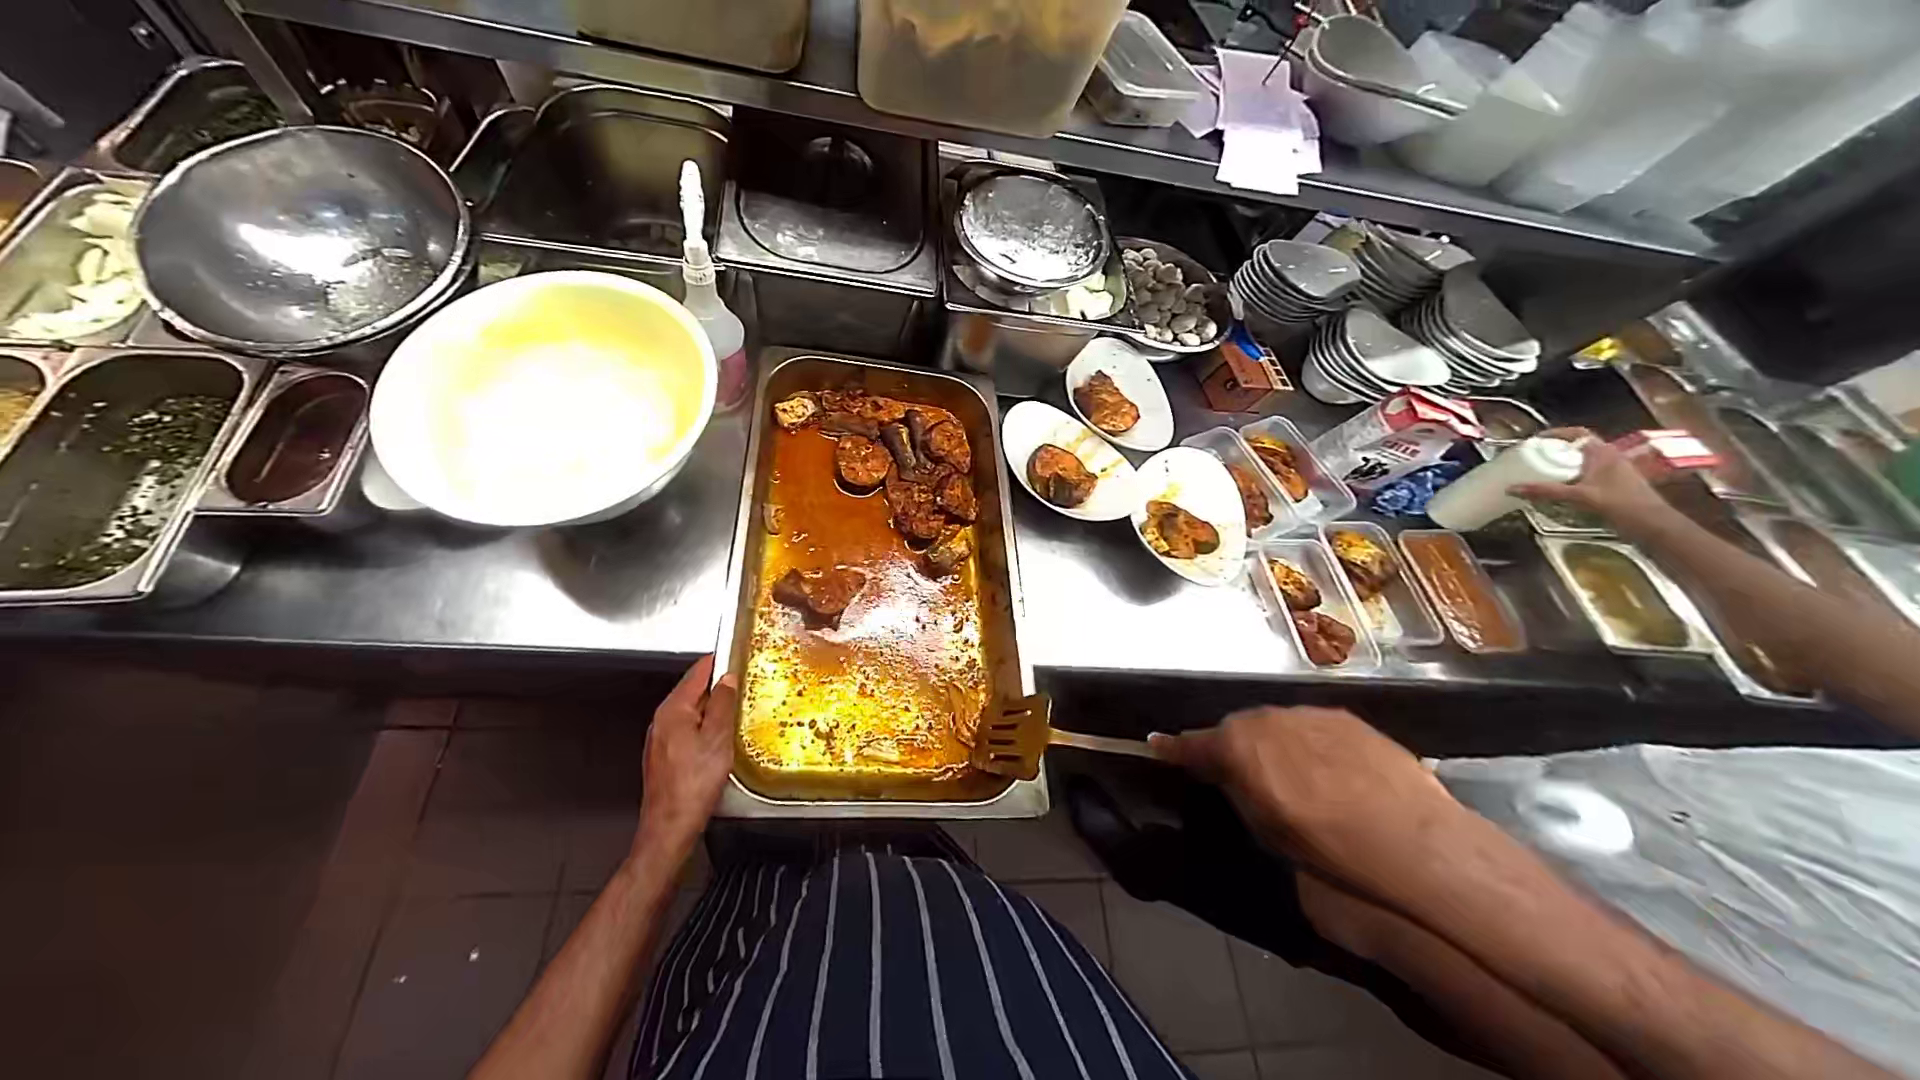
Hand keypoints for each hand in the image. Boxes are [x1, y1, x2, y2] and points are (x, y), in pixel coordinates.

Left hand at [634, 655, 736, 859]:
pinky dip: (706, 725)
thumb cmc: (692, 786)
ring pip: (692, 711)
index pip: (697, 672)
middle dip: (718, 684)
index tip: (735, 652)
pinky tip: (722, 736)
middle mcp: (662, 721)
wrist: (669, 827)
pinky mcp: (665, 755)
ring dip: (714, 706)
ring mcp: (661, 739)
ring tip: (738, 707)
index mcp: (673, 711)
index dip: (718, 660)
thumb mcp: (717, 738)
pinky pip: (688, 729)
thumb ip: (724, 704)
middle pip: (693, 691)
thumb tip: (728, 679)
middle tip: (744, 681)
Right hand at [1150, 706, 1464, 893]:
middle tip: (1238, 776)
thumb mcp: (1262, 832)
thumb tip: (1224, 779)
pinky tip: (1328, 770)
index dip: (1176, 750)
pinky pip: (1313, 726)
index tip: (1159, 748)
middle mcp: (1267, 718)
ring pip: (1276, 723)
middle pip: (1237, 728)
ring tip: (1290, 776)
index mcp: (1236, 745)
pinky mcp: (1349, 719)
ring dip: (1273, 742)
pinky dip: (1309, 742)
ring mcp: (1310, 715)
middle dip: (1233, 747)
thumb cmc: (1325, 855)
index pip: (1194, 743)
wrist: (1414, 850)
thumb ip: (1234, 792)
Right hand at [1508, 428, 1674, 537]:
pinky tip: (1565, 486)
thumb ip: (1545, 491)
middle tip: (1537, 456)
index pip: (1579, 434)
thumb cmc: (1617, 503)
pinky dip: (1576, 474)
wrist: (1651, 522)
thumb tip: (1511, 488)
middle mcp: (1611, 457)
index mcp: (1603, 453)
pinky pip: (1592, 472)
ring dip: (1568, 462)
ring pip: (1587, 460)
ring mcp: (1617, 470)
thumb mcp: (1578, 496)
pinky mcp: (1618, 483)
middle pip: (1582, 446)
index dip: (1558, 433)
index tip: (1538, 439)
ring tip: (1546, 471)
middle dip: (1559, 449)